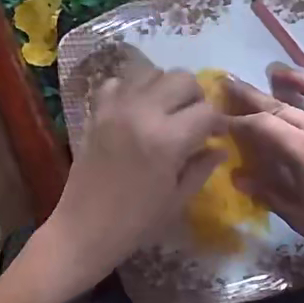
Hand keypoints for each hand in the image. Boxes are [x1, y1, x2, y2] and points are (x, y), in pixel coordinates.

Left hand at [40, 61, 225, 290]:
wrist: (83, 229)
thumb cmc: (136, 223)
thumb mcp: (178, 200)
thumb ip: (202, 167)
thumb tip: (220, 147)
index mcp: (168, 139)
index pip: (206, 111)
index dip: (218, 122)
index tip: (217, 135)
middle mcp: (143, 113)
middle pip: (182, 79)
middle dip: (196, 97)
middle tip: (194, 121)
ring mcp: (116, 108)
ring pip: (152, 72)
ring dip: (166, 88)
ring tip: (166, 113)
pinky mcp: (96, 112)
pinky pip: (118, 82)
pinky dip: (132, 90)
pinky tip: (136, 112)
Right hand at [225, 64, 303, 282]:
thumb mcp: (299, 215)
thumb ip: (268, 191)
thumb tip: (238, 175)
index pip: (262, 125)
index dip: (237, 121)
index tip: (217, 119)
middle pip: (284, 104)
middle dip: (254, 94)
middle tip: (230, 81)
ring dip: (297, 78)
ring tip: (277, 72)